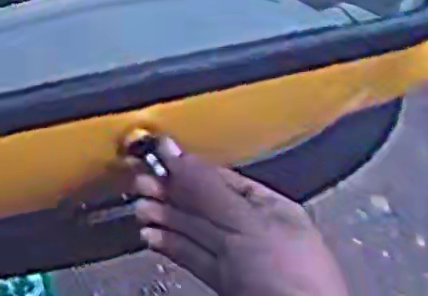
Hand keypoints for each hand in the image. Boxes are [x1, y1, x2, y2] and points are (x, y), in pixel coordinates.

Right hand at [131, 138, 349, 295]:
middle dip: (167, 193)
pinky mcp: (228, 284)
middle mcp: (257, 233)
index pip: (218, 177)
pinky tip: (150, 237)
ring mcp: (243, 261)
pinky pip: (193, 256)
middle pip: (201, 203)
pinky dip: (169, 244)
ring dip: (163, 218)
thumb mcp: (244, 222)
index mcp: (273, 211)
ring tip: (140, 213)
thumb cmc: (287, 277)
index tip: (153, 159)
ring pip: (193, 229)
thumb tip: (166, 145)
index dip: (184, 168)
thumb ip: (201, 183)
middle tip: (141, 185)